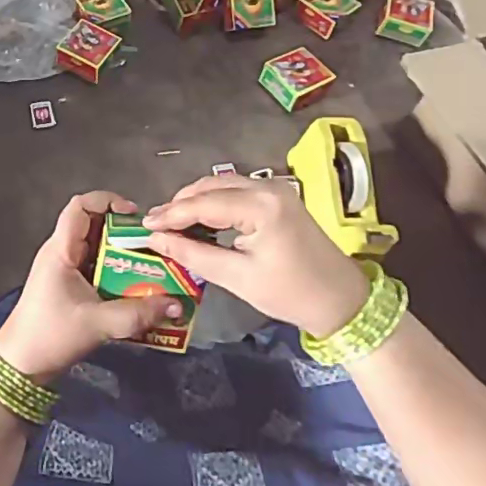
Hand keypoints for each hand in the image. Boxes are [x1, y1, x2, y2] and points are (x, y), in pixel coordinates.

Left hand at [0, 191, 181, 382]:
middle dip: (124, 231)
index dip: (107, 200)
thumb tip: (177, 304)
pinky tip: (137, 287)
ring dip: (123, 254)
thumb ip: (138, 313)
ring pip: (97, 247)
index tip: (134, 217)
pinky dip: (117, 272)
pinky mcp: (69, 286)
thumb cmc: (51, 336)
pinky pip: (97, 267)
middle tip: (152, 246)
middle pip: (94, 224)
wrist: (21, 366)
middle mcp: (62, 253)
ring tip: (152, 266)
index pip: (80, 206)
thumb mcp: (98, 324)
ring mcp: (64, 269)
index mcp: (61, 250)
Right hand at [143, 176, 369, 336]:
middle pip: (210, 187)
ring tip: (171, 223)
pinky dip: (213, 202)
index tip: (143, 226)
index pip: (203, 203)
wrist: (342, 300)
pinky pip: (235, 191)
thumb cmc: (290, 293)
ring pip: (221, 185)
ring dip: (195, 201)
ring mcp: (275, 189)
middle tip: (154, 226)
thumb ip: (193, 253)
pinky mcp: (278, 197)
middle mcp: (267, 187)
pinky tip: (198, 219)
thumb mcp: (237, 277)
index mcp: (261, 206)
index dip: (170, 214)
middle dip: (180, 204)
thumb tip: (155, 239)